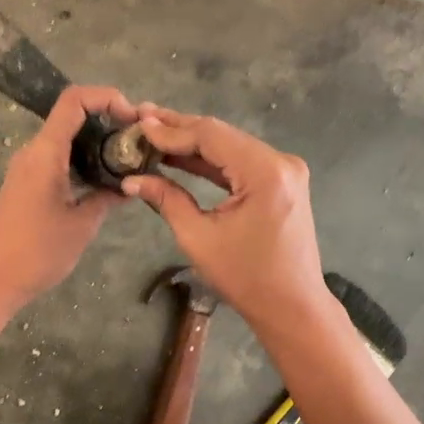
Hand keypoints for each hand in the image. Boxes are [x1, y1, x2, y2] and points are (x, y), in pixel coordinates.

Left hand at [0, 86, 127, 314]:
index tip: (131, 116)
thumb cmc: (38, 253)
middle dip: (107, 122)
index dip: (106, 97)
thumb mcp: (82, 225)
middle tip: (137, 142)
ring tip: (126, 161)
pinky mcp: (23, 185)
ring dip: (95, 144)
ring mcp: (25, 169)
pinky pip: (55, 160)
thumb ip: (107, 197)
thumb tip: (129, 185)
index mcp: (45, 153)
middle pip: (71, 117)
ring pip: (64, 140)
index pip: (74, 100)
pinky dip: (80, 161)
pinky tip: (102, 181)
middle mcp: (32, 152)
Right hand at [119, 105, 328, 323]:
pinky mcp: (280, 181)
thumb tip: (131, 179)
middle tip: (140, 118)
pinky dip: (209, 160)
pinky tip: (179, 155)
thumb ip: (167, 200)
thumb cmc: (245, 278)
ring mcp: (283, 170)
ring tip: (153, 132)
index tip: (138, 126)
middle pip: (221, 134)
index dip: (171, 131)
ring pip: (229, 145)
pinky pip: (239, 162)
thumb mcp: (198, 238)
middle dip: (179, 129)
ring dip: (192, 142)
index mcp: (264, 173)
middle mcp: (280, 161)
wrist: (291, 305)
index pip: (210, 136)